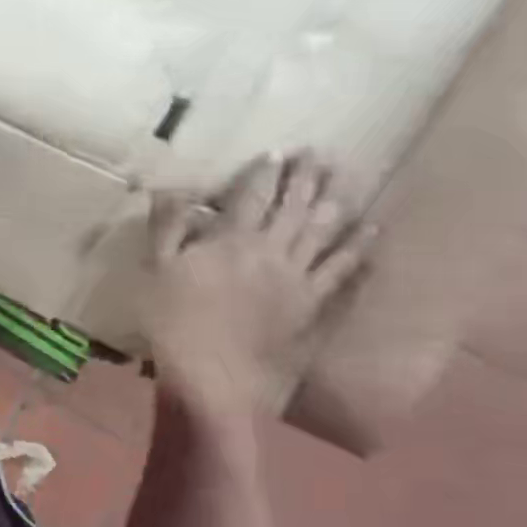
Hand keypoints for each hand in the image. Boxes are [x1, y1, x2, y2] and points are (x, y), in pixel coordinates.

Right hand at [138, 153, 374, 418]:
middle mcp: (272, 251)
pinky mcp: (313, 305)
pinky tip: (371, 234)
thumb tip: (170, 190)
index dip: (263, 173)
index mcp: (230, 241)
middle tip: (319, 156)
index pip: (250, 197)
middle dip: (305, 180)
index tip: (276, 151)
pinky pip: (342, 272)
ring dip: (334, 204)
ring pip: (322, 233)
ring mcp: (298, 279)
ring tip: (344, 182)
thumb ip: (167, 228)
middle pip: (293, 208)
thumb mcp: (156, 269)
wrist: (214, 375)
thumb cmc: (173, 320)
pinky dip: (358, 250)